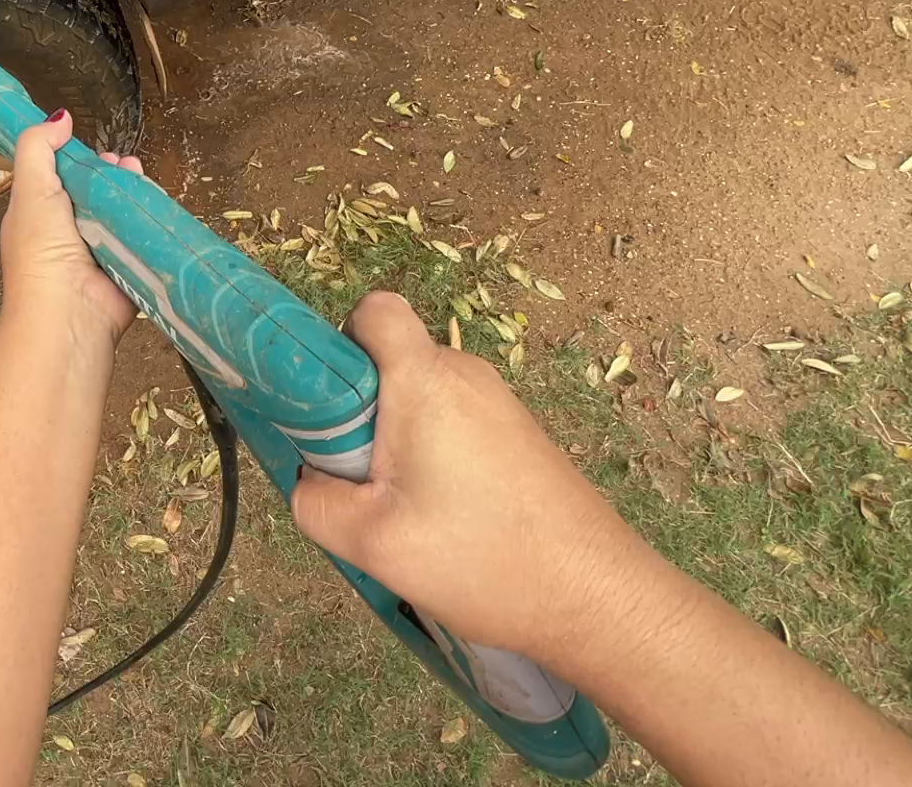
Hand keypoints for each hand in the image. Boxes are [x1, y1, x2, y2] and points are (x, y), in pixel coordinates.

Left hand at [0, 111, 139, 345]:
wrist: (68, 314)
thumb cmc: (42, 252)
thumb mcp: (31, 190)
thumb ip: (38, 148)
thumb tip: (60, 116)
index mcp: (40, 216)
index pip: (63, 178)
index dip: (81, 160)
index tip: (96, 152)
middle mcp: (69, 234)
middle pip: (97, 193)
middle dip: (113, 174)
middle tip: (125, 166)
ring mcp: (100, 254)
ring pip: (122, 213)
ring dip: (134, 193)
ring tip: (140, 179)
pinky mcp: (127, 269)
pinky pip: (143, 239)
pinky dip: (151, 222)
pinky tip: (156, 207)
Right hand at [289, 291, 666, 666]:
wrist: (603, 602)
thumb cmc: (482, 559)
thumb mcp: (369, 542)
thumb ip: (312, 500)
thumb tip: (309, 475)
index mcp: (425, 379)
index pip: (374, 309)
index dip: (339, 341)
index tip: (329, 403)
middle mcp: (463, 373)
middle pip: (388, 356)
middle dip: (357, 404)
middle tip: (357, 470)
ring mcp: (496, 399)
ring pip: (415, 390)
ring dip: (392, 433)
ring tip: (401, 501)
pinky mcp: (515, 428)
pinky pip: (447, 414)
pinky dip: (428, 446)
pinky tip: (443, 510)